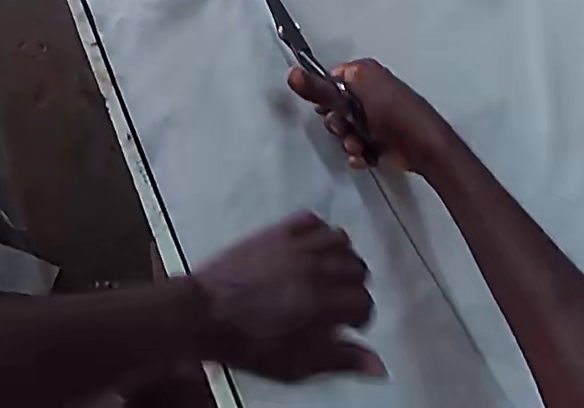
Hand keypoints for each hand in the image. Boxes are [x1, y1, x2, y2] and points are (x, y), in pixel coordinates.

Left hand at [187, 211, 384, 382]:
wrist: (207, 312)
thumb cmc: (246, 341)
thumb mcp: (297, 365)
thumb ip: (340, 360)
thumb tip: (376, 363)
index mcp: (318, 304)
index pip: (363, 301)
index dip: (360, 316)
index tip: (349, 324)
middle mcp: (310, 269)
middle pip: (356, 266)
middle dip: (355, 285)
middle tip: (342, 298)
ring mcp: (292, 246)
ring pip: (338, 238)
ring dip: (341, 255)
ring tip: (331, 271)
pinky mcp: (275, 232)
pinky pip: (309, 218)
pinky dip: (318, 228)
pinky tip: (312, 245)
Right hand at [288, 59, 456, 172]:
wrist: (427, 147)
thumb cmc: (394, 115)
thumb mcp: (351, 101)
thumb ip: (319, 89)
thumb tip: (292, 73)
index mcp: (363, 72)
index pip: (330, 80)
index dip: (325, 97)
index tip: (325, 110)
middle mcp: (370, 89)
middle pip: (337, 106)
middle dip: (338, 123)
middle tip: (345, 130)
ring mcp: (378, 113)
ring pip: (348, 127)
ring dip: (348, 140)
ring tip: (358, 146)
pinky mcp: (383, 134)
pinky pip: (361, 141)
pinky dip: (360, 151)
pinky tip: (364, 156)